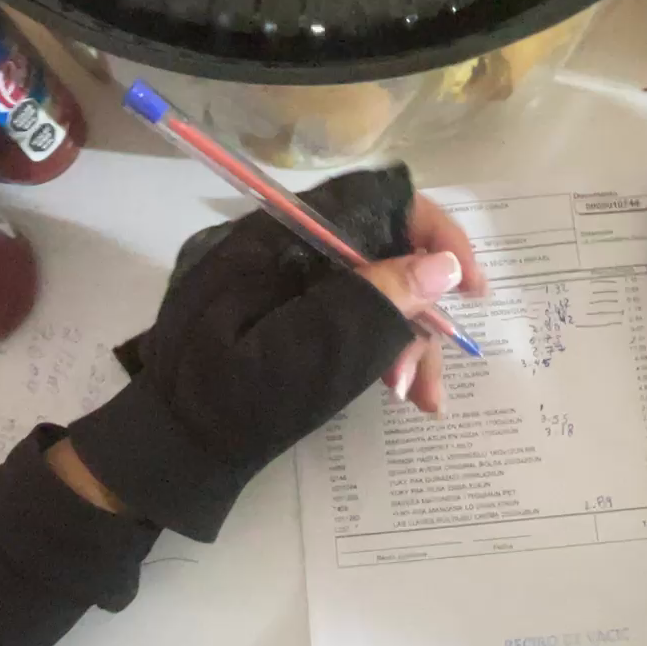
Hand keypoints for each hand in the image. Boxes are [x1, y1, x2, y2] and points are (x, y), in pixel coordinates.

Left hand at [65, 166, 481, 540]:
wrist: (178, 445)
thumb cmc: (227, 403)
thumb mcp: (303, 359)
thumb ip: (370, 308)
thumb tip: (444, 267)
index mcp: (285, 236)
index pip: (376, 200)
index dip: (434, 234)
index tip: (468, 287)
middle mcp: (297, 248)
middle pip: (387, 253)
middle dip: (421, 314)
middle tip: (429, 377)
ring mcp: (300, 283)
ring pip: (380, 292)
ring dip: (411, 343)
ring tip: (421, 399)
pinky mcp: (303, 315)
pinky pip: (360, 318)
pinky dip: (388, 352)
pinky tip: (405, 392)